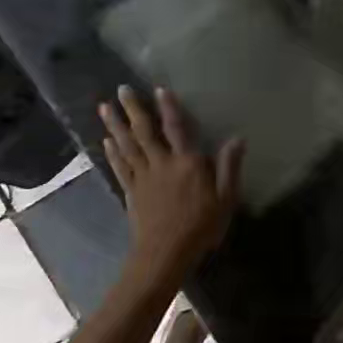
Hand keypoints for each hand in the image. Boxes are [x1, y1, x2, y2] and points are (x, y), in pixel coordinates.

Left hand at [100, 86, 244, 280]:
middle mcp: (162, 164)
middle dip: (133, 109)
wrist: (166, 253)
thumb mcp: (226, 199)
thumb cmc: (201, 226)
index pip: (177, 128)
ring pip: (127, 145)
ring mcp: (143, 177)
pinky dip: (112, 152)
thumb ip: (230, 167)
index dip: (169, 107)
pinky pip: (120, 166)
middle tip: (121, 89)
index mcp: (187, 163)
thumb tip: (237, 138)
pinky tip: (106, 141)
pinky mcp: (131, 191)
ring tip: (104, 107)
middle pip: (144, 132)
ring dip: (115, 125)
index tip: (159, 89)